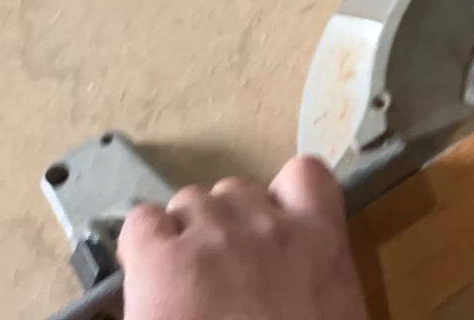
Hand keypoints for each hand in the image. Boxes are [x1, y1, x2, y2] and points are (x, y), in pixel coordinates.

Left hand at [119, 156, 367, 319]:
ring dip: (184, 228)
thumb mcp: (331, 301)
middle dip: (224, 219)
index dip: (280, 194)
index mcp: (321, 234)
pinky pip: (144, 223)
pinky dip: (142, 237)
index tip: (270, 223)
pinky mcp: (162, 264)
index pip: (305, 173)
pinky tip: (142, 266)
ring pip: (191, 201)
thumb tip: (291, 272)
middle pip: (237, 190)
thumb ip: (312, 270)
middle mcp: (271, 224)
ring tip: (177, 271)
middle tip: (216, 265)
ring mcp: (217, 239)